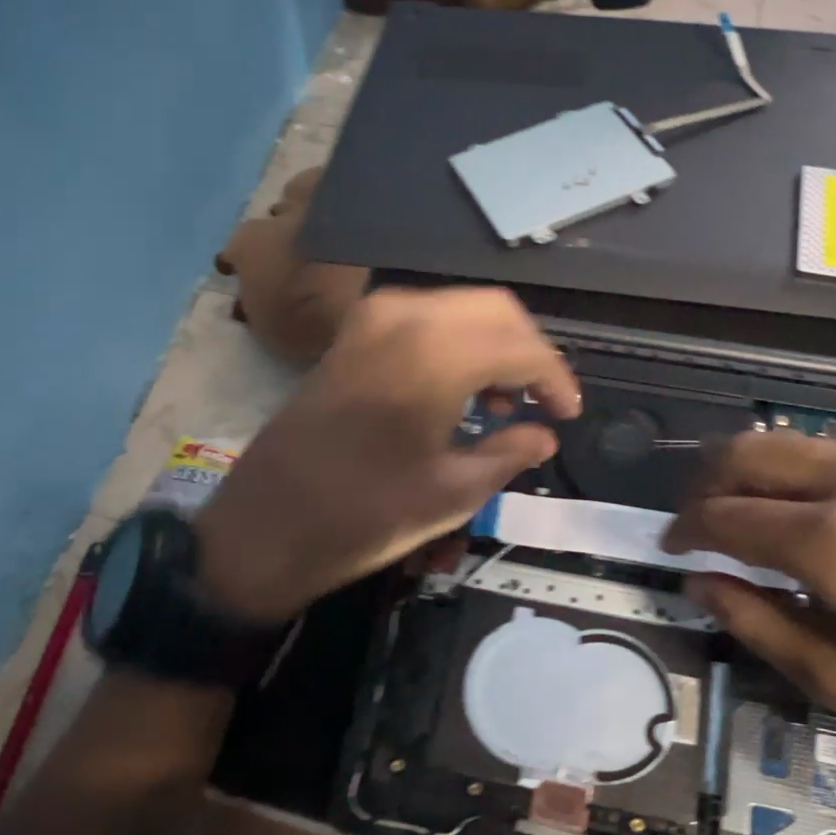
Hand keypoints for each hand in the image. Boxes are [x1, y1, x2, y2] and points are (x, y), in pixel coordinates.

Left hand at [194, 288, 579, 623]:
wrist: (266, 525)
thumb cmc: (363, 517)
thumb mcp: (451, 494)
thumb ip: (509, 454)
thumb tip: (544, 436)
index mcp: (435, 354)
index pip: (522, 347)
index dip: (555, 380)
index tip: (569, 414)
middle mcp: (404, 317)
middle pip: (496, 311)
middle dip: (528, 354)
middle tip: (540, 405)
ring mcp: (371, 320)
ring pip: (460, 309)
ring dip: (492, 347)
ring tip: (500, 406)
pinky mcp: (352, 335)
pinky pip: (423, 319)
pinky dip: (454, 344)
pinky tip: (459, 391)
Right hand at [663, 431, 835, 820]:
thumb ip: (758, 621)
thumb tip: (702, 582)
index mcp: (834, 540)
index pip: (728, 516)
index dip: (687, 529)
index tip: (667, 546)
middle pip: (754, 453)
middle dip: (707, 481)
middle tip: (689, 521)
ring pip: (797, 445)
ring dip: (753, 472)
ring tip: (736, 515)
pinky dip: (800, 475)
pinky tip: (800, 516)